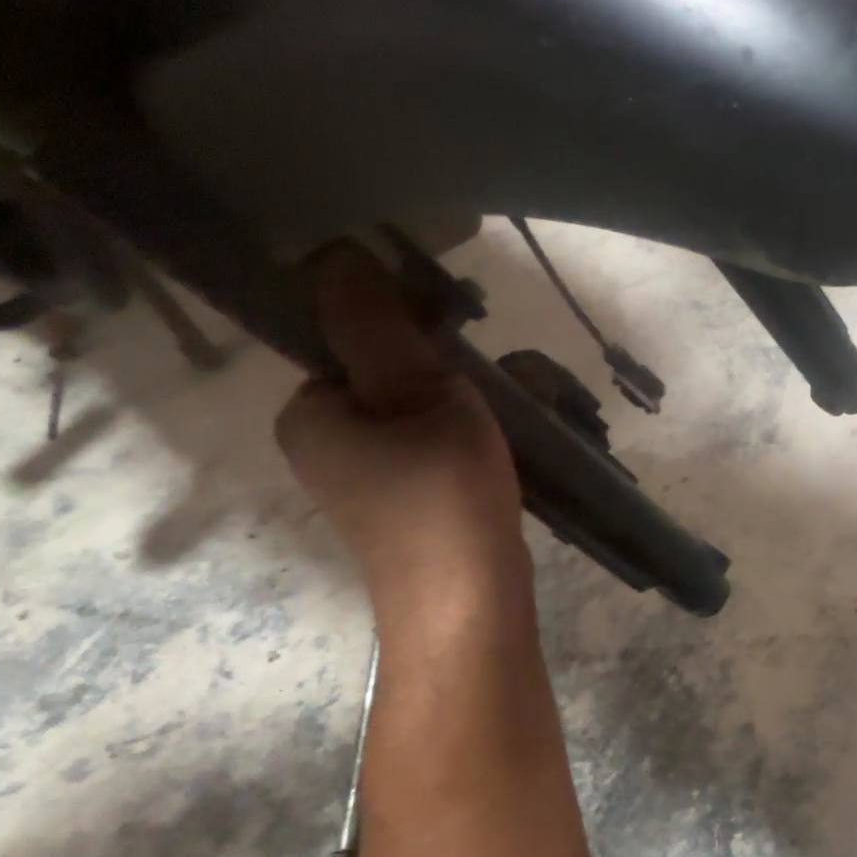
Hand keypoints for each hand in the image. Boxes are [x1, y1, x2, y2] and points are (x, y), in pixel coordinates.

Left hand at [276, 243, 523, 595]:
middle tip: (523, 380)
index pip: (354, 342)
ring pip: (432, 413)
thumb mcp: (417, 393)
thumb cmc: (440, 491)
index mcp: (312, 413)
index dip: (414, 329)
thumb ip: (378, 325)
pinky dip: (486, 436)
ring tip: (544, 405)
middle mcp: (332, 444)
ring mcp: (377, 480)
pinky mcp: (418, 505)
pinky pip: (448, 448)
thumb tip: (335, 252)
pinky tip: (530, 440)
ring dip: (488, 401)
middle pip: (398, 375)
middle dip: (464, 369)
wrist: (468, 603)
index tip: (470, 334)